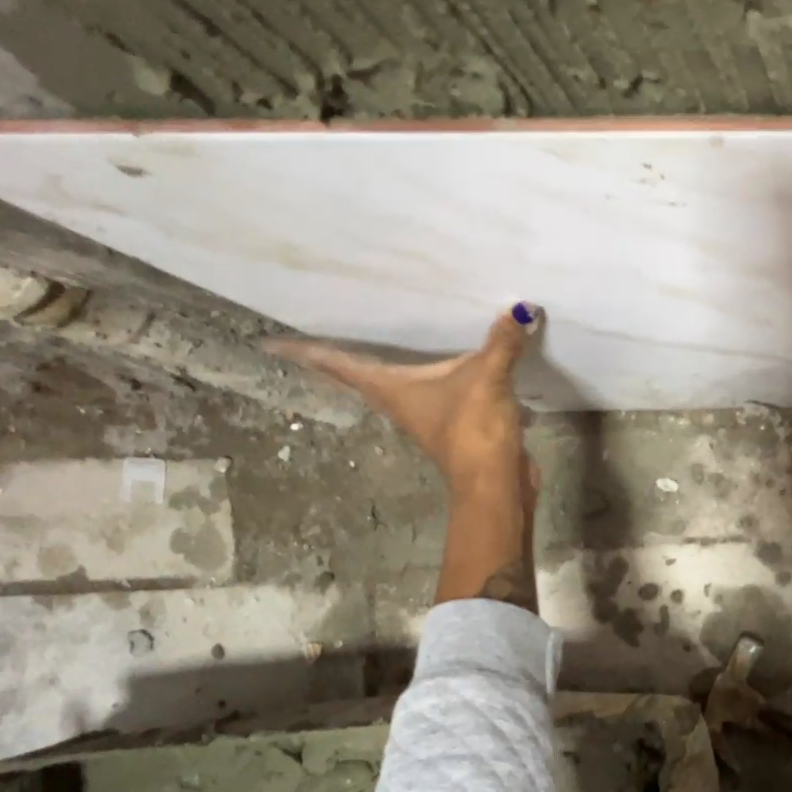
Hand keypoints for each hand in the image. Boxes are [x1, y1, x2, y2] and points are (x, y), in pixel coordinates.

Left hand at [266, 304, 539, 493]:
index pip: (337, 365)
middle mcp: (400, 403)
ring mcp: (426, 417)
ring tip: (379, 343)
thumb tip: (522, 308)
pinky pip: (436, 393)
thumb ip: (501, 343)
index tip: (269, 342)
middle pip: (358, 378)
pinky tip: (447, 368)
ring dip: (386, 369)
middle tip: (316, 336)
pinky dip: (433, 379)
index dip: (303, 352)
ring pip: (397, 386)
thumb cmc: (472, 430)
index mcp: (391, 389)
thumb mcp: (486, 379)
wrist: (495, 482)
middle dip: (337, 361)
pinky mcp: (454, 426)